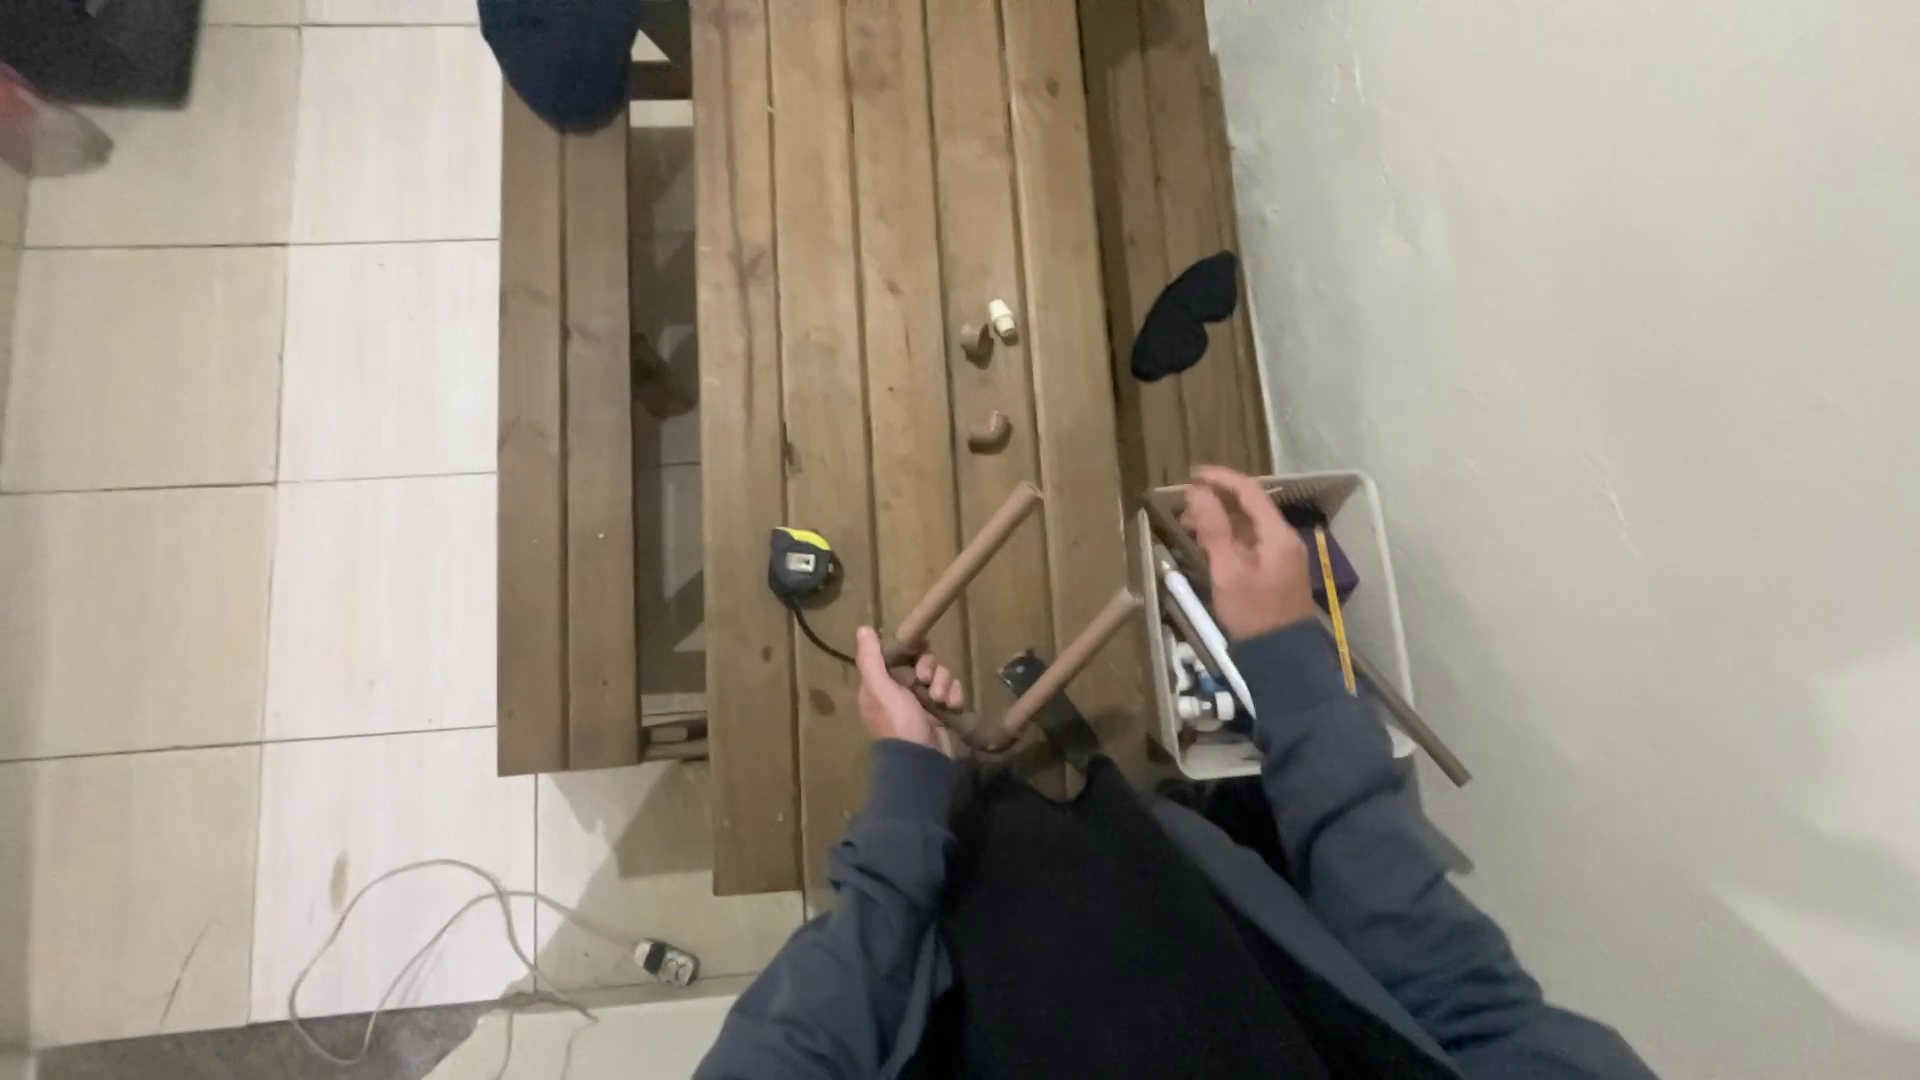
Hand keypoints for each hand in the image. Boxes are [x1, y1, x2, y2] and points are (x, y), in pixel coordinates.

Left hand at [854, 627, 963, 754]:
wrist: (921, 761)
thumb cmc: (897, 722)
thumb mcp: (879, 689)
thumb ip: (870, 659)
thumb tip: (863, 628)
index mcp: (882, 684)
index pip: (899, 654)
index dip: (910, 648)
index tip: (919, 646)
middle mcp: (902, 691)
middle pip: (923, 662)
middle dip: (930, 667)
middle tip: (926, 680)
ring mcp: (924, 702)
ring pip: (941, 675)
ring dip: (944, 683)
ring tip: (941, 700)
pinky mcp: (943, 711)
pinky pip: (953, 691)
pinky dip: (954, 695)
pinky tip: (952, 706)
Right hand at [1181, 465, 1315, 639]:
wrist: (1281, 657)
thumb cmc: (1253, 613)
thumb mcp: (1228, 571)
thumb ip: (1214, 529)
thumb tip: (1197, 492)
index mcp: (1277, 535)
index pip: (1250, 492)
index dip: (1221, 478)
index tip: (1193, 474)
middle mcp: (1284, 539)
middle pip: (1250, 507)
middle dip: (1216, 500)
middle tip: (1184, 506)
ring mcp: (1281, 556)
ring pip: (1248, 525)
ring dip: (1220, 519)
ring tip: (1189, 525)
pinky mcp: (1275, 570)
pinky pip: (1250, 542)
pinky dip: (1228, 537)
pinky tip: (1207, 545)